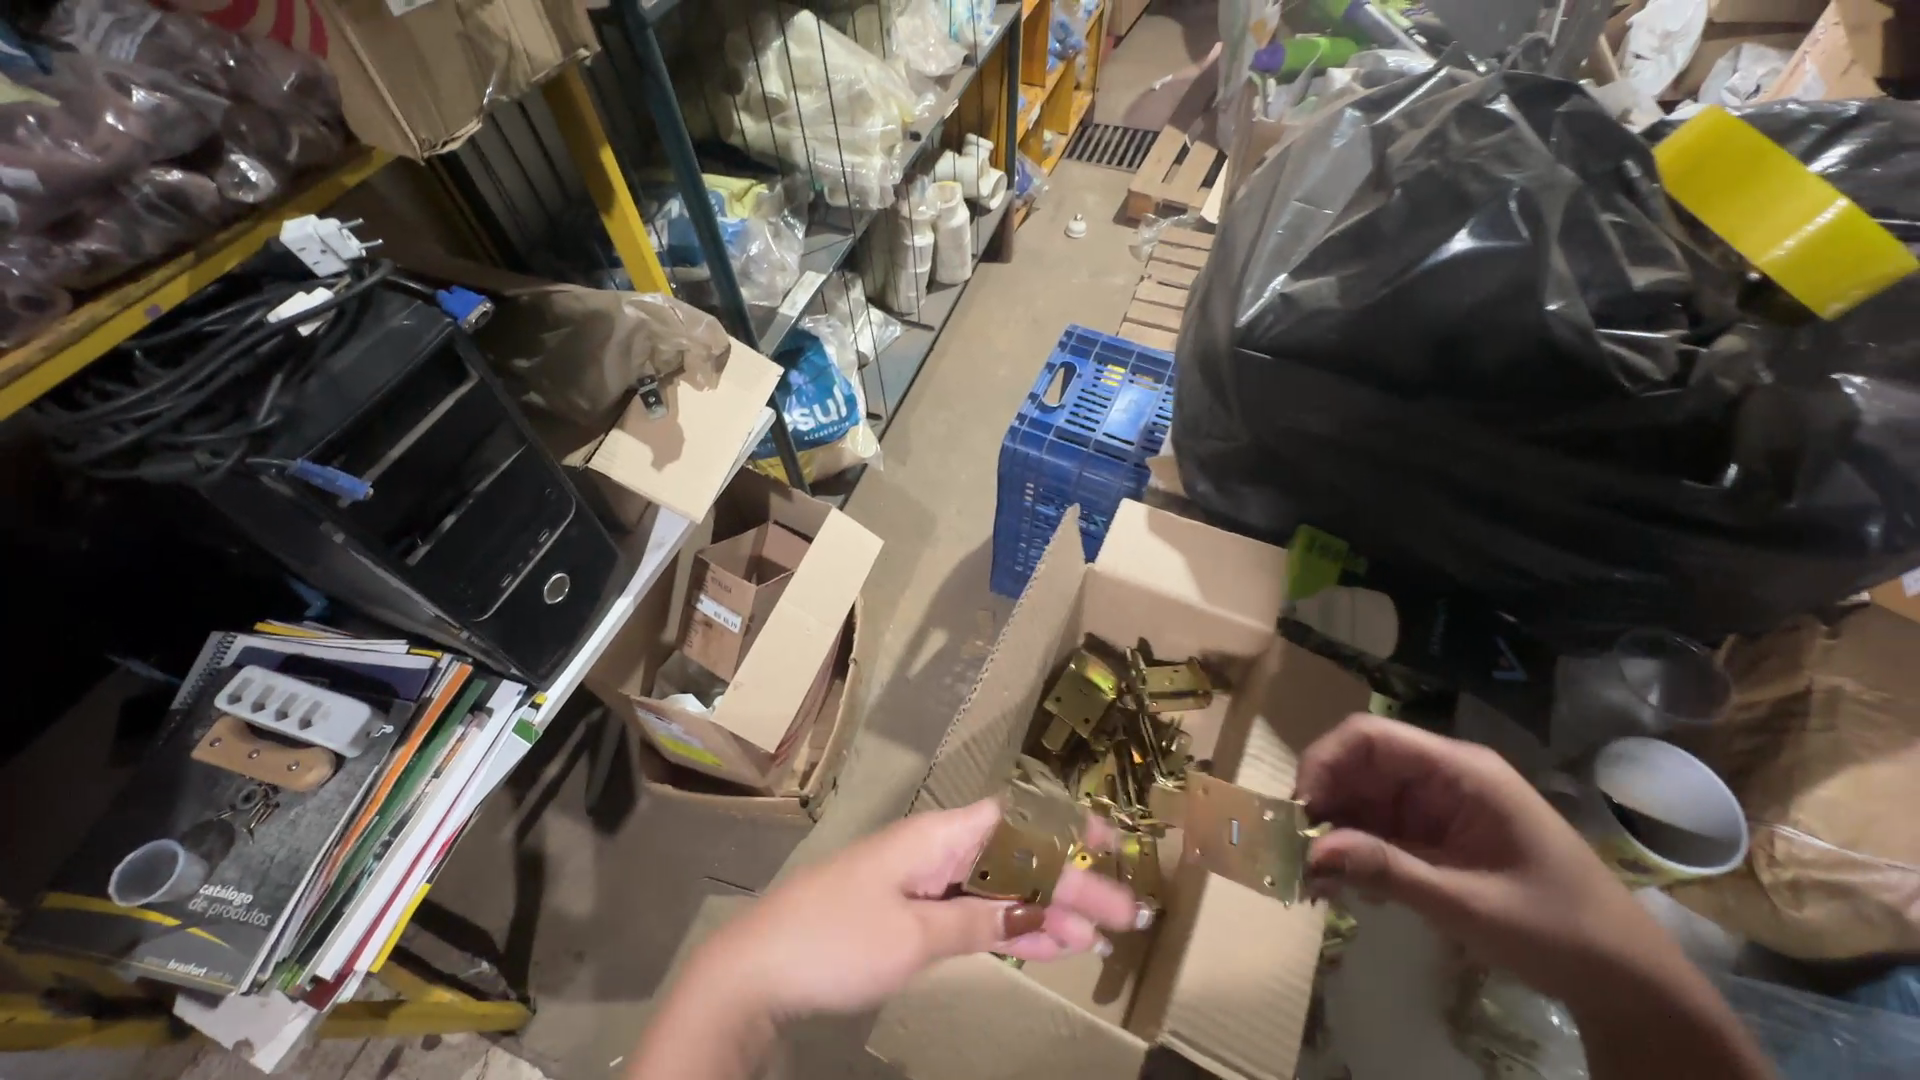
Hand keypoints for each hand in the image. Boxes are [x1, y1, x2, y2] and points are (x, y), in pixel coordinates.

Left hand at [693, 797, 1145, 1018]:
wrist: (758, 967)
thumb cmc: (834, 939)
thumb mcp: (913, 935)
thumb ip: (979, 920)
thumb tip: (1038, 907)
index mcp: (937, 837)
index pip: (1015, 820)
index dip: (1064, 827)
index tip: (1111, 845)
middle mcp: (937, 852)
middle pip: (1016, 859)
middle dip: (1068, 882)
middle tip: (1122, 914)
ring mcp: (925, 884)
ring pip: (999, 890)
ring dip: (1045, 910)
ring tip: (1096, 937)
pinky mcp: (913, 916)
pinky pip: (974, 916)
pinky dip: (1009, 929)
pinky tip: (1047, 945)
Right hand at [1293, 713, 1659, 1007]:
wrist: (1626, 980)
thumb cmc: (1559, 931)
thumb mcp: (1467, 903)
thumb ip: (1387, 870)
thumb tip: (1309, 851)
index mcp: (1460, 771)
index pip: (1369, 737)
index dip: (1322, 763)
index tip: (1296, 812)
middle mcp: (1442, 776)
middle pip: (1357, 766)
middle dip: (1320, 805)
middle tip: (1294, 856)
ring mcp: (1436, 806)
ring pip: (1359, 799)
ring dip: (1330, 833)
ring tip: (1314, 883)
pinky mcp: (1433, 836)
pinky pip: (1375, 829)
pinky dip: (1351, 853)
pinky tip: (1342, 889)